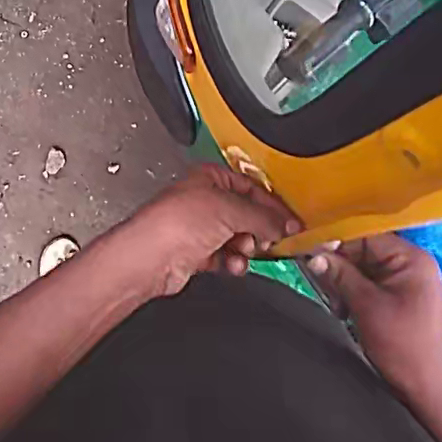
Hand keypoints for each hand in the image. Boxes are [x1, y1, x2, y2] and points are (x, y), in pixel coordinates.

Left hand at [106, 166, 302, 296]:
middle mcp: (203, 199)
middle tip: (270, 238)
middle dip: (258, 228)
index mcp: (210, 177)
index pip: (251, 187)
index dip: (272, 204)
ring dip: (245, 248)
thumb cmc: (175, 222)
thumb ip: (263, 217)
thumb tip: (284, 224)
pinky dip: (232, 261)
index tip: (290, 221)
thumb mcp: (231, 210)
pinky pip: (225, 256)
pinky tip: (233, 264)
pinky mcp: (195, 252)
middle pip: (245, 213)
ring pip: (236, 237)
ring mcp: (198, 226)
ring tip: (244, 250)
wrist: (151, 257)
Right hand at [308, 234, 441, 402]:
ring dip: (344, 283)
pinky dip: (353, 294)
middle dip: (339, 266)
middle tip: (323, 285)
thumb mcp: (366, 306)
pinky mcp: (400, 299)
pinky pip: (369, 284)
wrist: (430, 394)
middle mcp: (411, 263)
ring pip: (362, 269)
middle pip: (363, 250)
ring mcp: (407, 282)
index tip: (309, 249)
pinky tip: (345, 311)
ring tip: (338, 305)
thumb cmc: (403, 347)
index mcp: (411, 258)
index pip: (365, 234)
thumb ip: (339, 274)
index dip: (336, 241)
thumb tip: (313, 253)